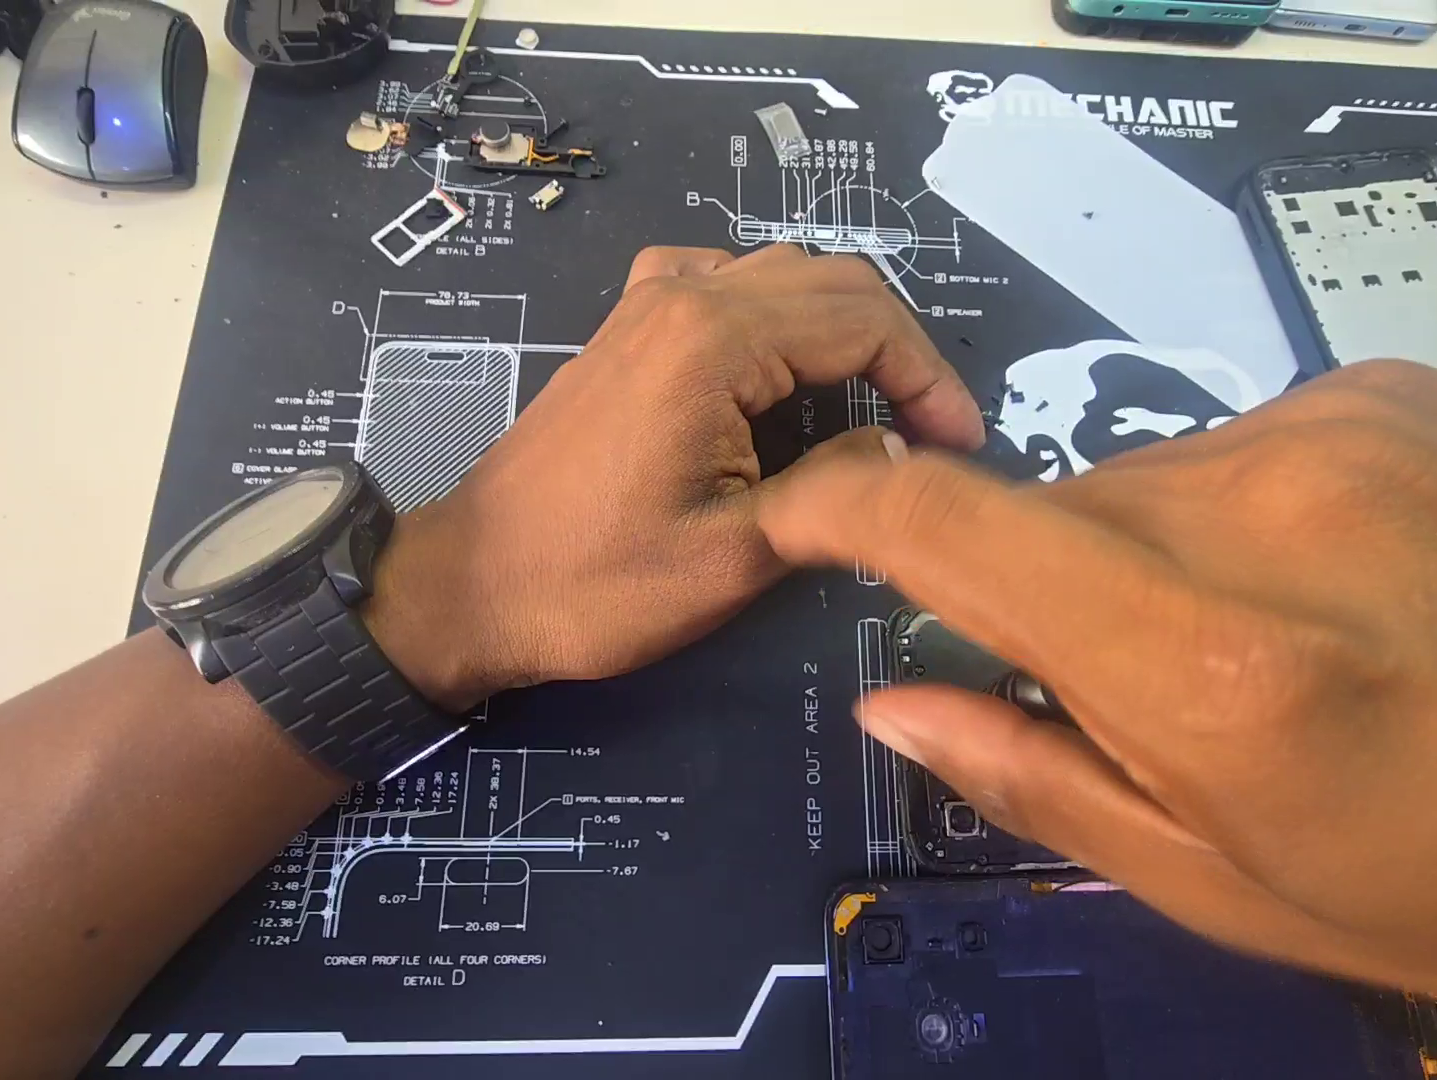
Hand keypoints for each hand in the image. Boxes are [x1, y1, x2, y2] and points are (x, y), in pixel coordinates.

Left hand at [369, 244, 984, 708]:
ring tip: (871, 399)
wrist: (474, 584)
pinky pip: (722, 285)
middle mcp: (682, 295)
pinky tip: (778, 363)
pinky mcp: (626, 330)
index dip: (928, 378)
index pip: (862, 322)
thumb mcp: (732, 556)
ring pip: (780, 276)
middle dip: (896, 350)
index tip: (962, 441)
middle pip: (830, 284)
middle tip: (929, 426)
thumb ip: (831, 490)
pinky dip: (775, 313)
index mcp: (714, 341)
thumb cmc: (597, 584)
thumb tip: (897, 450)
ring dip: (841, 328)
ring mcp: (646, 303)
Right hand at [760, 359, 1436, 1037]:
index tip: (797, 513)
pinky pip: (1218, 454)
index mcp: (1198, 655)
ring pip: (1124, 488)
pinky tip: (1330, 577)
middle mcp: (1245, 505)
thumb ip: (1027, 775)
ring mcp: (1322, 426)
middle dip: (1038, 592)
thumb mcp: (1225, 883)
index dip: (843, 504)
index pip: (946, 527)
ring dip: (1136, 561)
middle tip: (1141, 679)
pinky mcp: (1382, 390)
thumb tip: (891, 702)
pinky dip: (1220, 518)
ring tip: (1259, 636)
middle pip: (1036, 517)